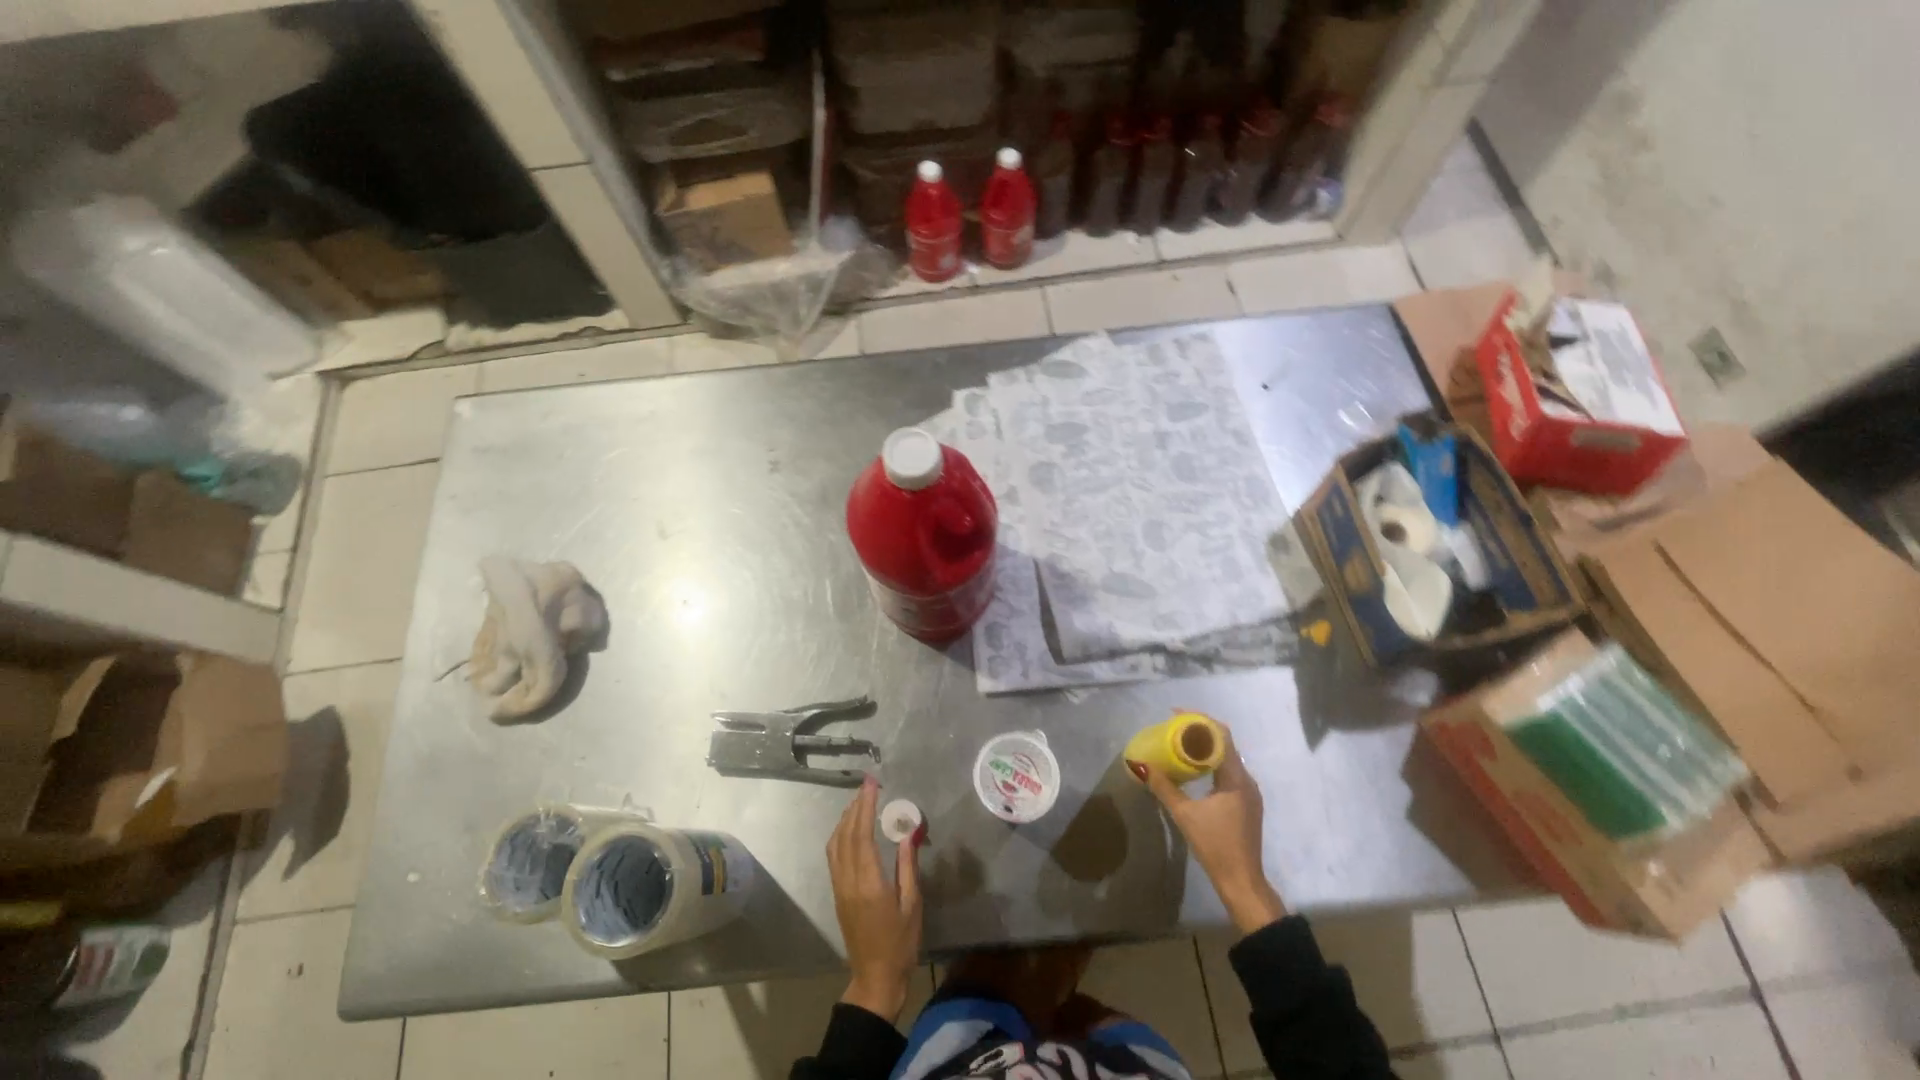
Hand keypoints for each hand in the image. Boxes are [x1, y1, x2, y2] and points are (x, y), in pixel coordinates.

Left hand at [827, 777, 922, 1019]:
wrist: (875, 976)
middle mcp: (848, 881)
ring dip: (846, 819)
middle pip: (845, 835)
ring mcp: (839, 887)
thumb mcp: (912, 905)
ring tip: (861, 802)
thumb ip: (908, 867)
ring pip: (835, 844)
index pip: (862, 834)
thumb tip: (908, 833)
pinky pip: (834, 856)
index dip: (866, 806)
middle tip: (868, 785)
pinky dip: (841, 835)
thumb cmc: (900, 943)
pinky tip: (852, 829)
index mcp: (869, 883)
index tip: (872, 784)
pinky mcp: (838, 894)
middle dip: (855, 806)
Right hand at [1131, 727, 1286, 934]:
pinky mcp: (1246, 804)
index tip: (1176, 714)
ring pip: (1228, 760)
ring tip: (1180, 745)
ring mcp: (1249, 793)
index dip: (1200, 721)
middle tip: (1174, 728)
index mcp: (1236, 777)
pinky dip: (1212, 765)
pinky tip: (1195, 771)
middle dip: (1200, 733)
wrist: (1241, 880)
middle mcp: (1247, 780)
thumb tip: (1141, 765)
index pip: (1221, 736)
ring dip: (1206, 749)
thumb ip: (1164, 788)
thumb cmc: (1215, 845)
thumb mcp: (1184, 814)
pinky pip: (1229, 773)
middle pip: (1225, 744)